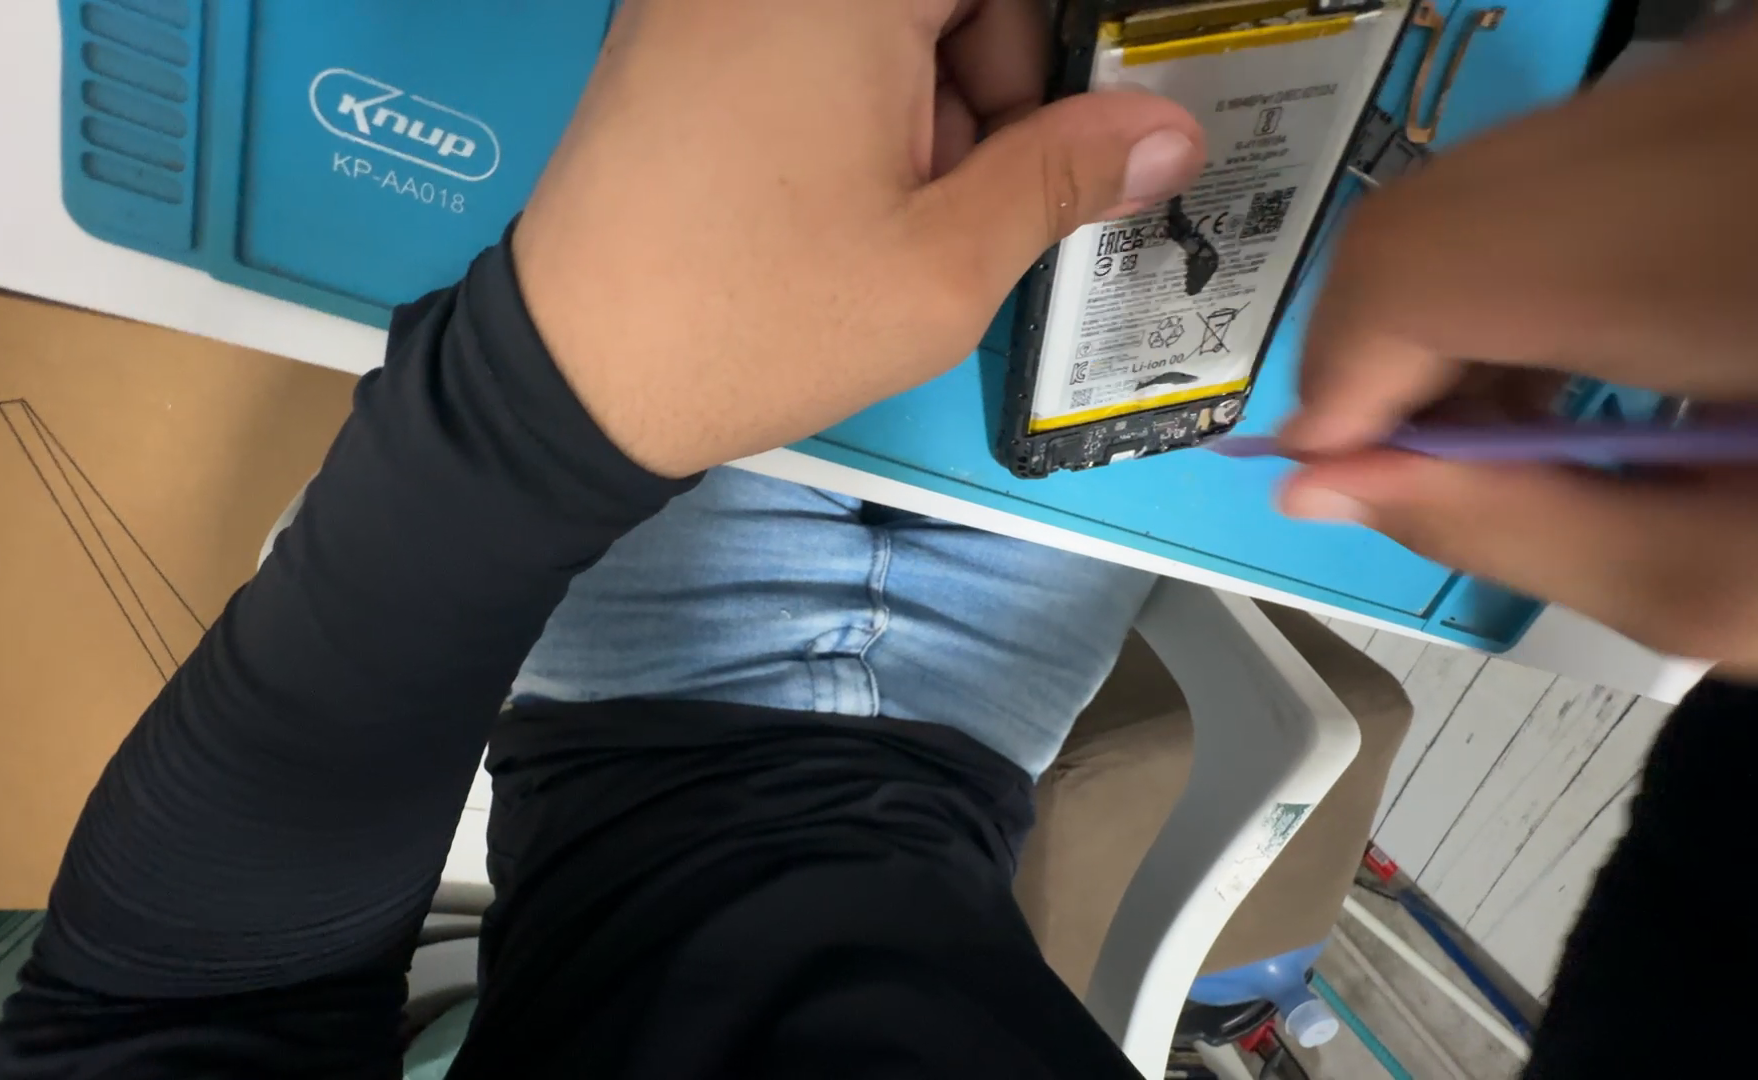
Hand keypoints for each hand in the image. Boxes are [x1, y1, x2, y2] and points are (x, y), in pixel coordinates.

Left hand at [514, 0, 1205, 477]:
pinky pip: (808, 51)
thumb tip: (1171, 129)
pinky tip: (829, 207)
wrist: (586, 378)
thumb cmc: (767, 323)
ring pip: (879, 28)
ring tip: (884, 225)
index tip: (1061, 138)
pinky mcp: (675, 44)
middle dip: (987, 89)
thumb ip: (1066, 178)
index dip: (1052, 55)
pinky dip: (851, 115)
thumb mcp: (944, 267)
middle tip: (962, 204)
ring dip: (918, 114)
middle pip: (947, 0)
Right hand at [1276, 2, 1757, 673]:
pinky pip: (1552, 162)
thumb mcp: (1756, 584)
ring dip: (1441, 315)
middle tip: (1425, 451)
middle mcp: (1756, 97)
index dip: (1338, 379)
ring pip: (1475, 187)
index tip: (1342, 471)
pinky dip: (1513, 267)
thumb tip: (1316, 487)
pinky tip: (1589, 339)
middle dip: (1373, 356)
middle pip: (1420, 219)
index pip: (1414, 267)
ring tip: (1518, 407)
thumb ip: (1502, 532)